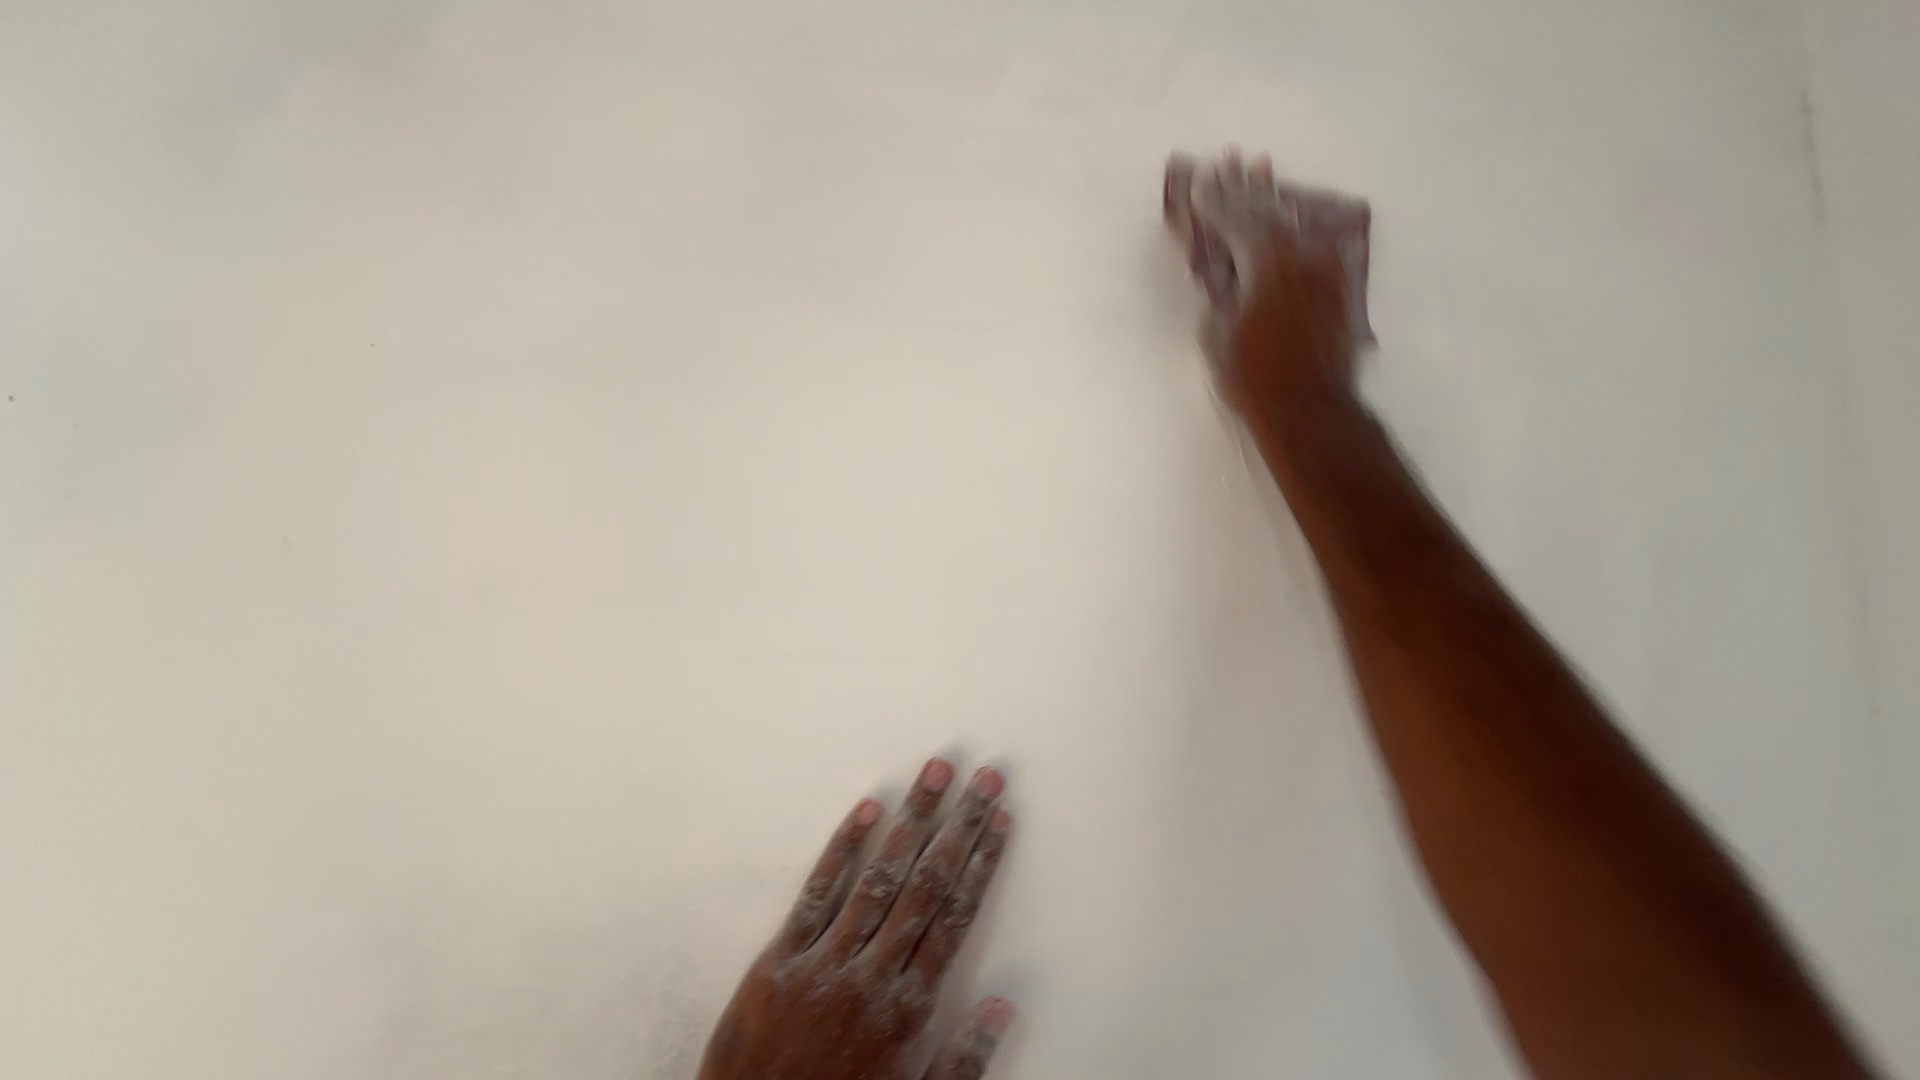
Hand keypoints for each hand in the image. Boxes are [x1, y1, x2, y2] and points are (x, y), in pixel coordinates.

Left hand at [697, 759, 1014, 1079]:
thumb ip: (963, 1060)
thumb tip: (1002, 1005)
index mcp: (908, 1008)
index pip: (955, 917)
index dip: (981, 863)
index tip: (999, 821)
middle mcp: (874, 973)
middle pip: (927, 885)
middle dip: (959, 826)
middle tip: (983, 780)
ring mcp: (826, 960)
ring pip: (880, 876)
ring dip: (912, 820)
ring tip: (935, 774)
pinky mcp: (780, 957)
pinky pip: (818, 892)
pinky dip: (844, 848)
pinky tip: (868, 808)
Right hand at [1164, 148, 1371, 417]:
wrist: (1309, 407)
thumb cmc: (1251, 375)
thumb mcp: (1217, 332)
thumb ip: (1219, 292)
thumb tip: (1224, 276)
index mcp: (1265, 259)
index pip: (1233, 219)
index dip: (1213, 201)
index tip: (1198, 180)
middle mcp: (1299, 251)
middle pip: (1265, 210)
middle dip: (1242, 188)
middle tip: (1228, 159)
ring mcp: (1323, 266)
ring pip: (1293, 221)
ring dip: (1272, 198)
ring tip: (1261, 169)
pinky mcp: (1336, 285)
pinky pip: (1312, 240)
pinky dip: (1294, 225)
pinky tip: (1292, 214)